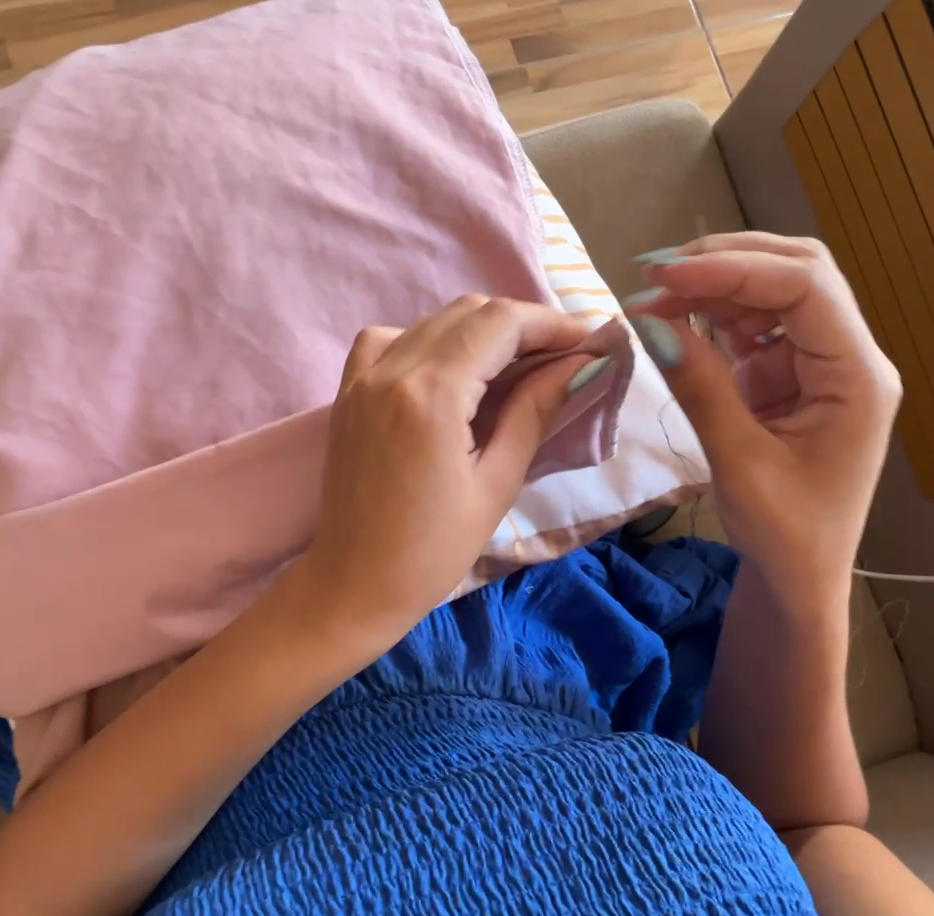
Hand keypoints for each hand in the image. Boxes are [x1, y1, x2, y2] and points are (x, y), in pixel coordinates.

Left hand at [300, 295, 603, 641]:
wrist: (354, 585)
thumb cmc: (433, 551)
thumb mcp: (496, 485)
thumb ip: (534, 413)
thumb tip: (578, 365)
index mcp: (431, 394)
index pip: (500, 323)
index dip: (551, 324)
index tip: (586, 342)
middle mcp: (391, 369)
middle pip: (468, 313)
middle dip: (521, 326)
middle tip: (559, 358)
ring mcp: (361, 377)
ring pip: (432, 322)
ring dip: (478, 331)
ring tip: (513, 366)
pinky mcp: (346, 393)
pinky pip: (388, 340)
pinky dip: (426, 340)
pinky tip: (446, 372)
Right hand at [624, 233, 901, 612]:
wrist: (800, 578)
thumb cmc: (784, 535)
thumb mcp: (739, 463)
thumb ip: (701, 387)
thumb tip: (652, 322)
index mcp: (858, 377)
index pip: (804, 288)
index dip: (733, 270)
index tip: (666, 277)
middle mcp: (850, 358)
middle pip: (799, 273)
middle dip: (728, 263)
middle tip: (658, 274)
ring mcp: (823, 366)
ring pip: (777, 294)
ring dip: (717, 288)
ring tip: (658, 301)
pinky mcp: (796, 379)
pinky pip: (759, 329)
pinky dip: (718, 319)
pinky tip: (683, 325)